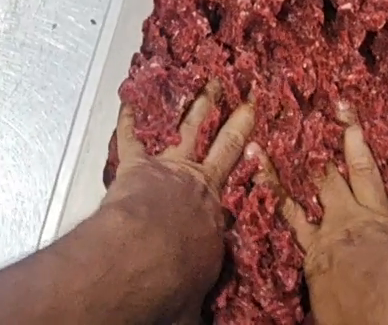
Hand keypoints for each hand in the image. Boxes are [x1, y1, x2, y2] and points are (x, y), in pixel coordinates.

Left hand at [99, 82, 254, 309]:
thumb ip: (199, 303)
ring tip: (209, 84)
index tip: (257, 152)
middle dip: (235, 123)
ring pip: (187, 130)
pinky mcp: (137, 166)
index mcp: (215, 218)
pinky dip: (130, 118)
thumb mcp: (192, 307)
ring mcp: (169, 170)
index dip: (246, 170)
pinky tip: (130, 98)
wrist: (140, 261)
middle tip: (248, 101)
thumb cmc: (170, 286)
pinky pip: (132, 137)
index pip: (235, 190)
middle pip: (222, 148)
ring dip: (197, 106)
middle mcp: (198, 187)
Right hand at [252, 103, 387, 324]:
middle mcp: (348, 222)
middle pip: (328, 181)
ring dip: (358, 145)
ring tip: (351, 120)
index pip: (291, 210)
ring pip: (366, 173)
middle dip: (318, 154)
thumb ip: (317, 286)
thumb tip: (305, 295)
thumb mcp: (323, 310)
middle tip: (311, 122)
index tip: (260, 152)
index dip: (275, 181)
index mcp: (321, 247)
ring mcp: (381, 217)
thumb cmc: (358, 320)